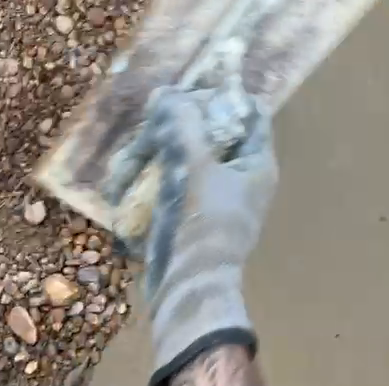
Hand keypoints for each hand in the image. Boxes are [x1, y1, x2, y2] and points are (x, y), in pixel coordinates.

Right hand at [107, 87, 278, 385]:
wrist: (188, 289)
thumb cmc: (202, 226)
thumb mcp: (195, 167)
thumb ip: (182, 126)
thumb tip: (165, 93)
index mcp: (257, 167)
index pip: (250, 116)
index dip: (223, 98)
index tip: (190, 92)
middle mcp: (241, 185)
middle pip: (215, 141)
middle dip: (182, 130)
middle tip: (156, 122)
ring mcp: (215, 209)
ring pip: (189, 168)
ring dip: (162, 160)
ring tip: (136, 154)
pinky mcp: (190, 229)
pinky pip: (173, 196)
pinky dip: (154, 187)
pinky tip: (131, 182)